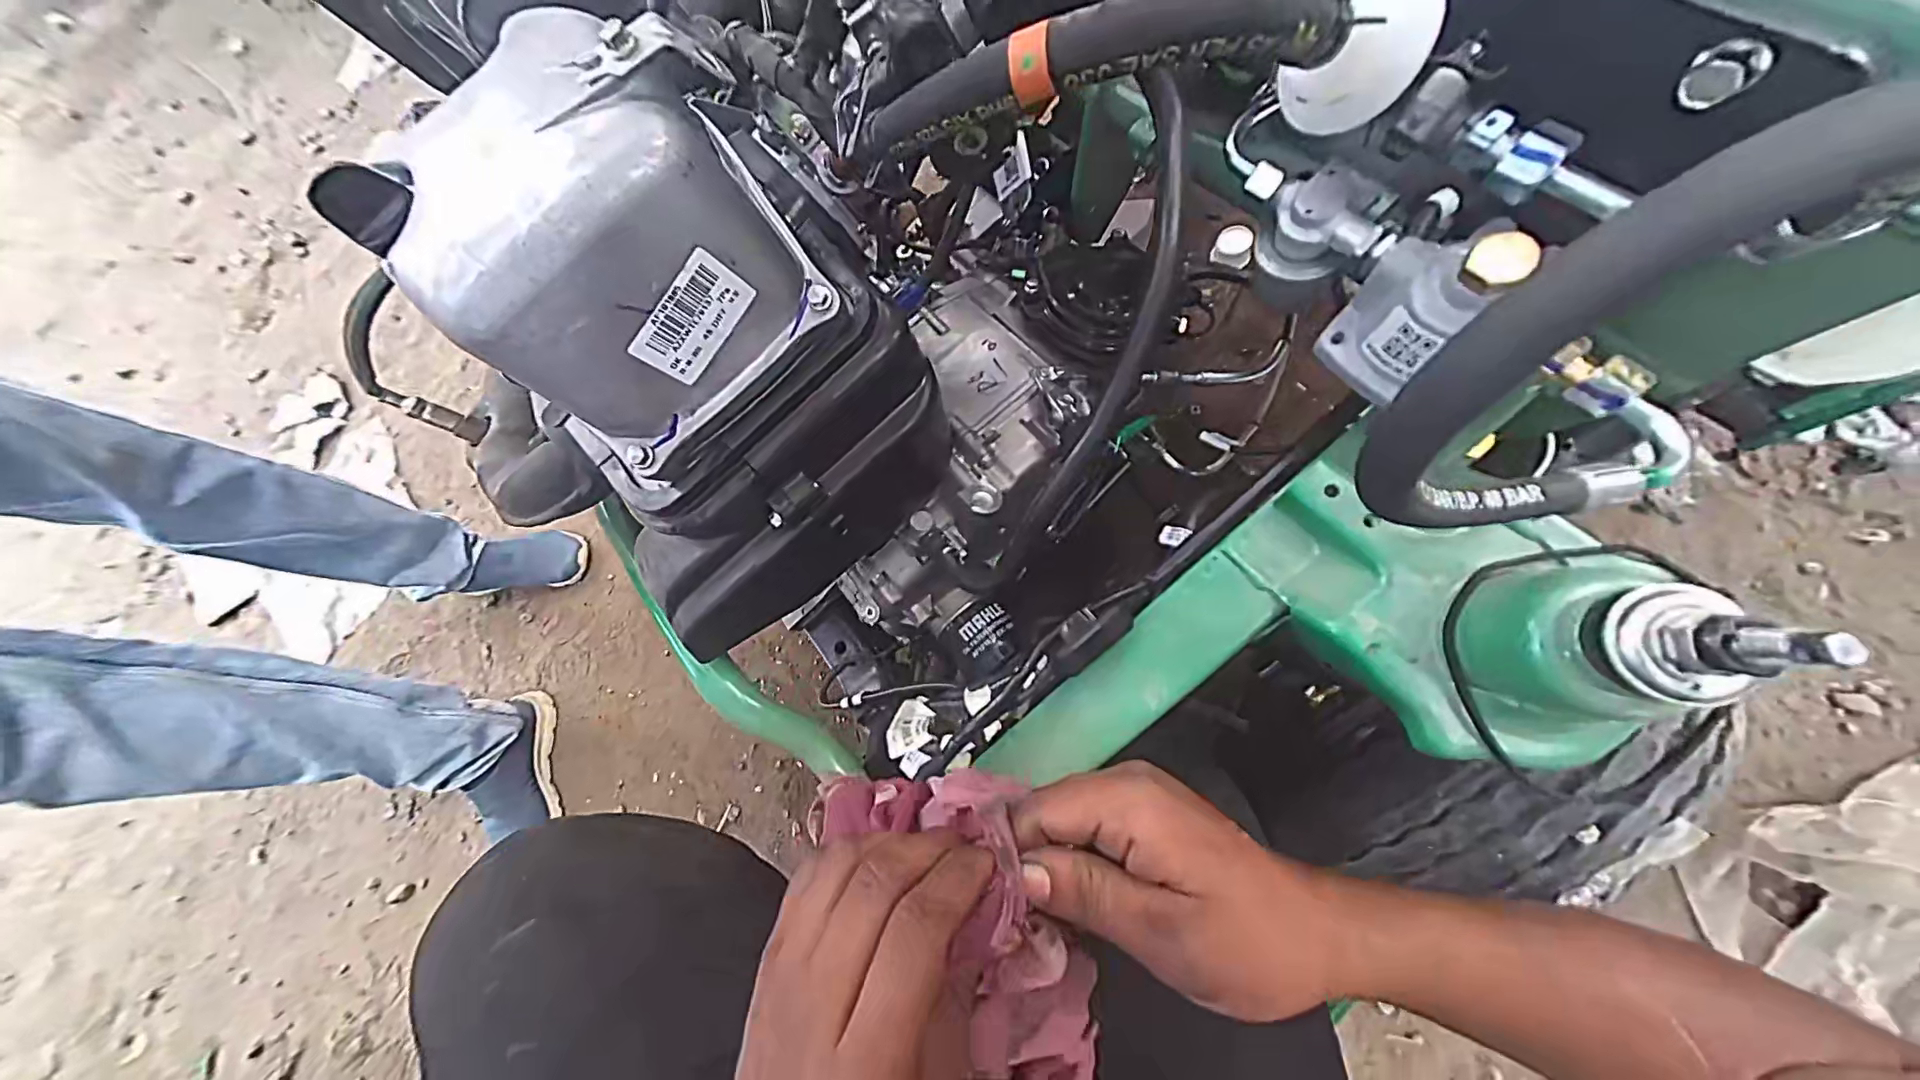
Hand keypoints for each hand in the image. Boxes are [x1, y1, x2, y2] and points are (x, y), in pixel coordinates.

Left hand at [737, 830, 992, 1079]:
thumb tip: (980, 908)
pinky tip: (879, 855)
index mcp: (866, 1058)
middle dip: (928, 851)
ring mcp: (781, 974)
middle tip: (964, 847)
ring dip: (889, 842)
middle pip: (873, 888)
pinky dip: (849, 852)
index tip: (985, 862)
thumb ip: (957, 994)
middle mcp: (813, 1006)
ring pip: (835, 868)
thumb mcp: (936, 1076)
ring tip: (926, 848)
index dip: (956, 882)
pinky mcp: (767, 955)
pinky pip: (807, 877)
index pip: (914, 932)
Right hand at [1011, 762, 1353, 1021]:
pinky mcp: (1141, 812)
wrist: (1315, 932)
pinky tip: (1072, 904)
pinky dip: (1069, 864)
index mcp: (1127, 799)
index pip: (1032, 812)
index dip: (1008, 859)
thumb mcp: (1161, 931)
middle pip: (1041, 812)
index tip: (999, 912)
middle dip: (1023, 863)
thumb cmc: (1249, 941)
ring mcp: (1134, 793)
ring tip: (1042, 922)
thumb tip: (1018, 871)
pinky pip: (1083, 828)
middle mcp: (1125, 781)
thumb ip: (1084, 891)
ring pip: (1057, 821)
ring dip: (1044, 868)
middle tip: (1018, 926)